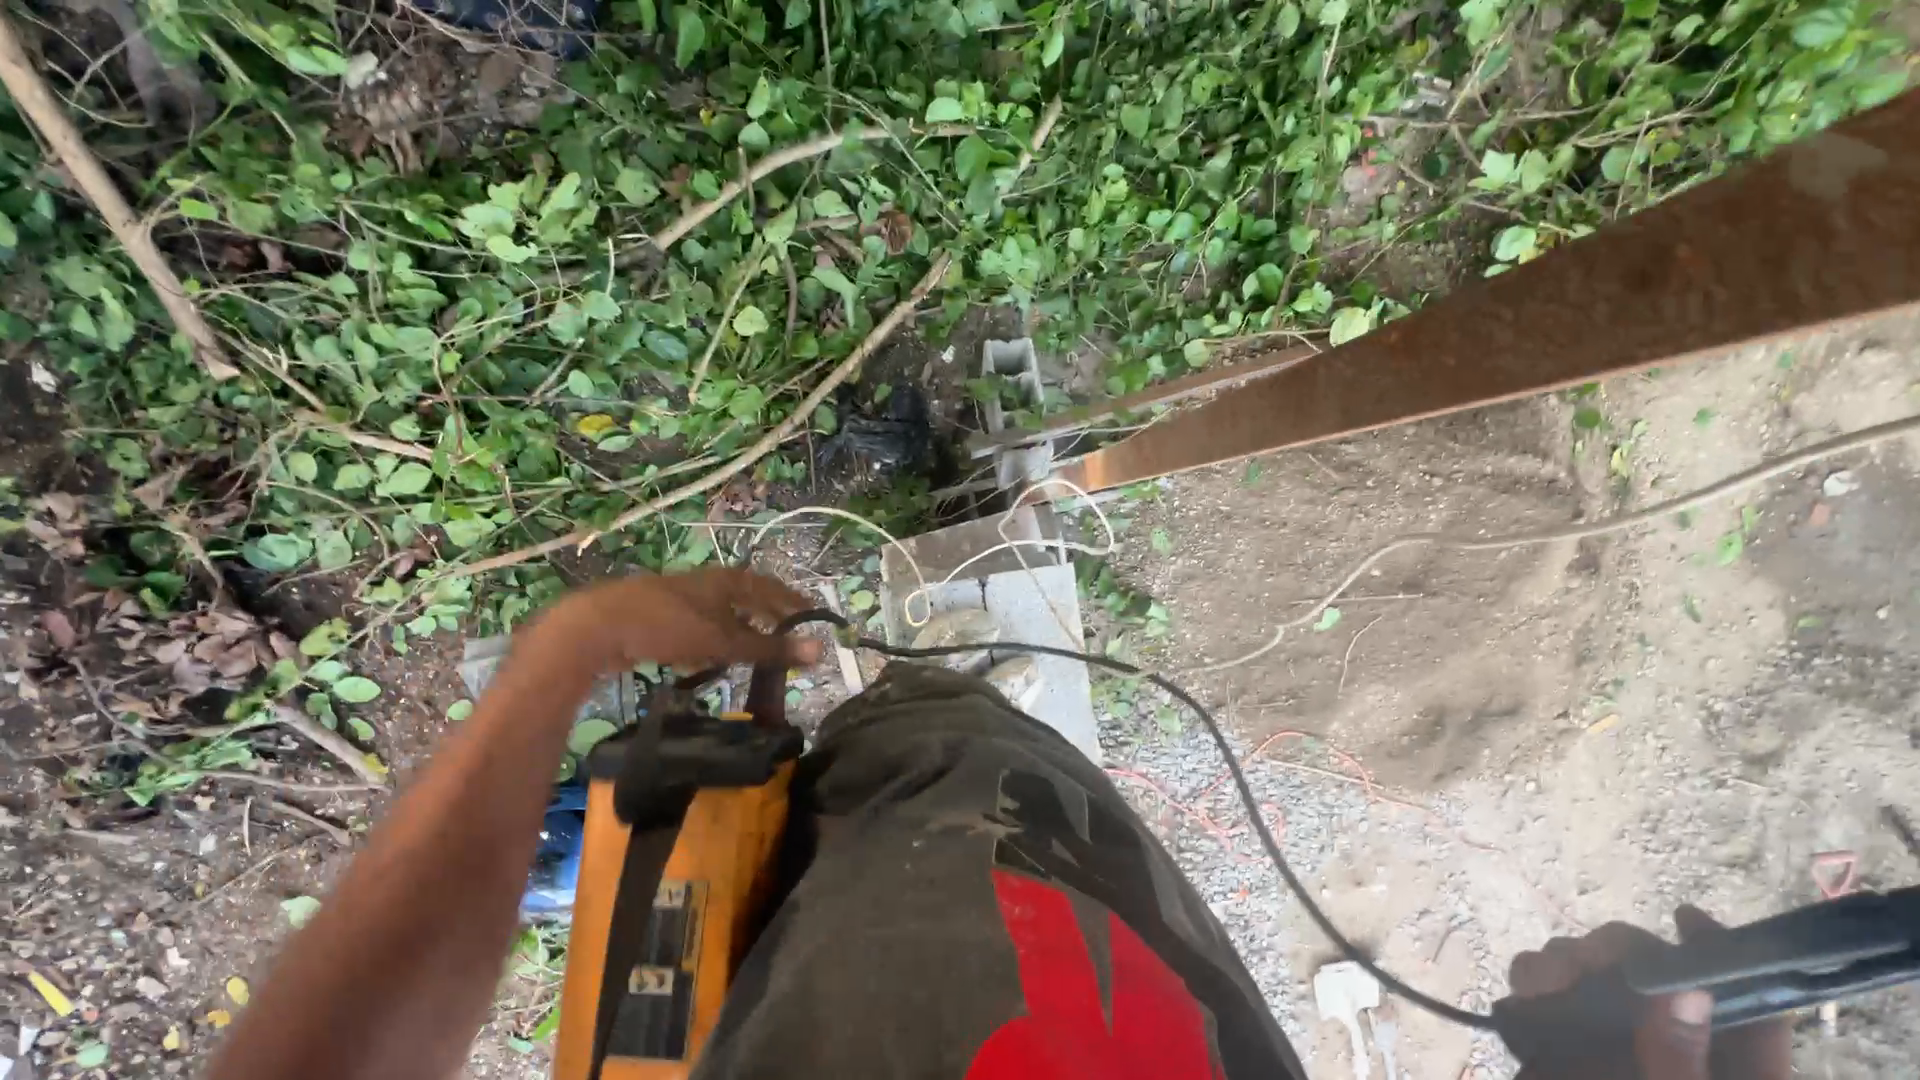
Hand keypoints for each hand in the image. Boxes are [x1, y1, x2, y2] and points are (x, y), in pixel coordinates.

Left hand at [515, 568, 823, 677]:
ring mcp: (681, 598)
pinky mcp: (659, 617)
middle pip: (746, 598)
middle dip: (767, 616)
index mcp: (727, 581)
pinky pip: (698, 626)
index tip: (812, 615)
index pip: (772, 588)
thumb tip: (821, 650)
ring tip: (754, 648)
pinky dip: (713, 639)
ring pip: (721, 612)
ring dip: (740, 628)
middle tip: (787, 633)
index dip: (793, 602)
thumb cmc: (668, 625)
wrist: (598, 626)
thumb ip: (770, 649)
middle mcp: (707, 583)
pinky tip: (709, 658)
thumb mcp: (725, 641)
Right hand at [1508, 907, 1790, 1079]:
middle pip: (1651, 968)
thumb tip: (1683, 985)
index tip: (1684, 918)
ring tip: (1539, 982)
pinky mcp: (1564, 1039)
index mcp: (1726, 1064)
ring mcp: (1612, 1036)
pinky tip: (1526, 992)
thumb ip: (1681, 1061)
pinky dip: (1534, 979)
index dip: (1717, 950)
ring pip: (1592, 971)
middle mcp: (1669, 1039)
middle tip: (1575, 963)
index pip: (1741, 996)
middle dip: (1609, 952)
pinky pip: (1549, 990)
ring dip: (1562, 962)